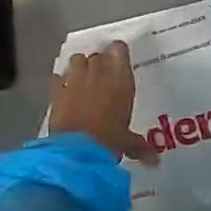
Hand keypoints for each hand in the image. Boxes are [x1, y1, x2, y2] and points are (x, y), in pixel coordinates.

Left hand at [50, 41, 157, 164]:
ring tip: (82, 81)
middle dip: (98, 63)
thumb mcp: (127, 143)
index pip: (119, 50)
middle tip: (101, 78)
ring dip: (79, 67)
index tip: (118, 61)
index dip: (117, 53)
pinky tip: (64, 92)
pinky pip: (58, 77)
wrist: (76, 149)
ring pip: (76, 60)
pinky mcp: (56, 90)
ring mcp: (74, 80)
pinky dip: (61, 82)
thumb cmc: (109, 141)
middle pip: (97, 55)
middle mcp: (97, 73)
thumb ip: (139, 146)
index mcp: (120, 80)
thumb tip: (154, 161)